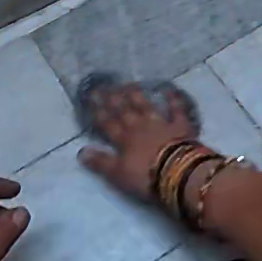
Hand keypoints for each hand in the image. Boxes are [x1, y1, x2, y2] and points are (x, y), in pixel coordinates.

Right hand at [78, 82, 197, 199]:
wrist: (179, 173)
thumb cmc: (146, 176)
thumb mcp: (118, 173)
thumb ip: (100, 162)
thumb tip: (81, 151)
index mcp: (124, 139)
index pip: (108, 123)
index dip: (98, 111)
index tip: (91, 97)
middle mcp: (140, 127)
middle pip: (124, 111)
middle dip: (113, 99)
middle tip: (105, 85)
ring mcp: (161, 124)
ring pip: (146, 106)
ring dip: (137, 96)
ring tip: (128, 84)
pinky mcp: (180, 126)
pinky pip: (176, 110)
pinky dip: (172, 100)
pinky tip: (168, 89)